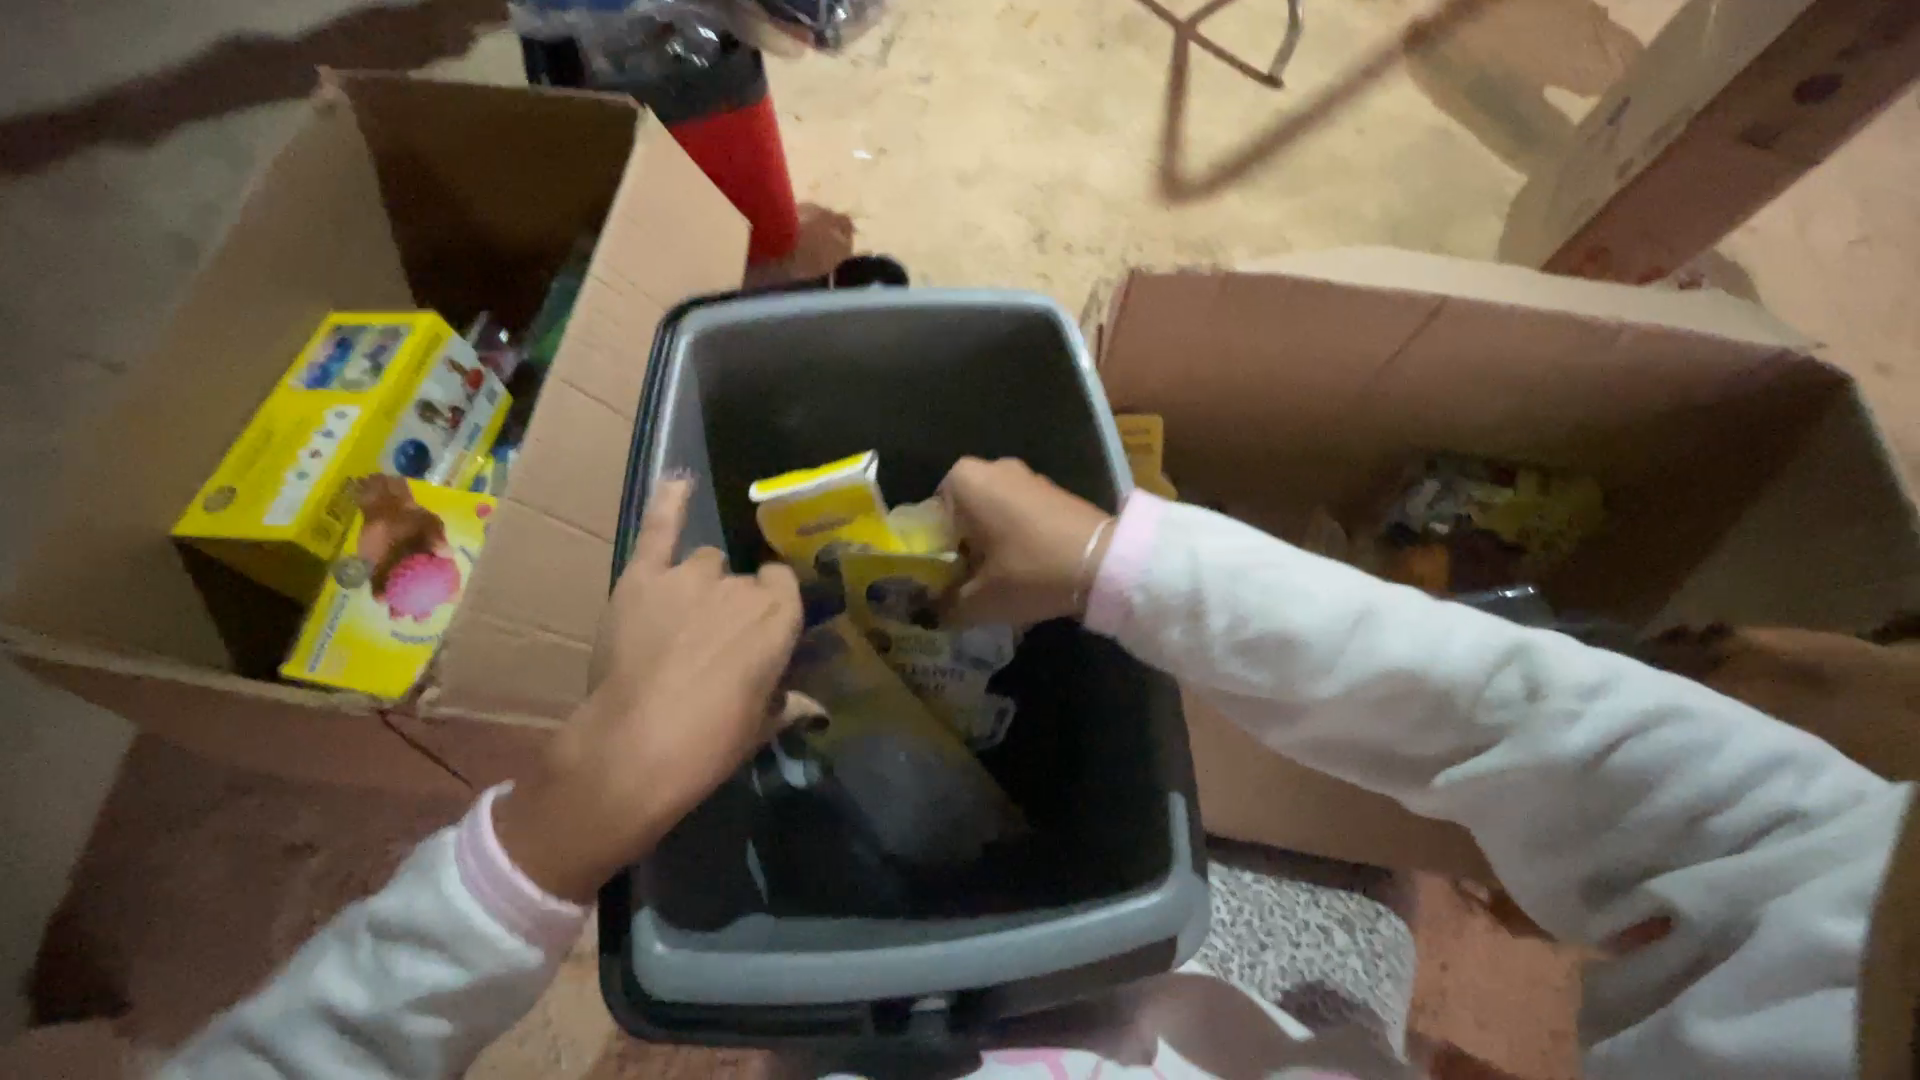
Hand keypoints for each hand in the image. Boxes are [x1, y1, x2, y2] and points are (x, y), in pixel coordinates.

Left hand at [495, 478, 803, 901]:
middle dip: (733, 604)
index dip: (769, 606)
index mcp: (780, 617)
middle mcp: (742, 587)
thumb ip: (786, 703)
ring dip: (700, 582)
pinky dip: (669, 504)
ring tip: (681, 616)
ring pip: (705, 562)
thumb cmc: (711, 743)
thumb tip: (813, 708)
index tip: (757, 630)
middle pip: (743, 579)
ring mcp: (690, 577)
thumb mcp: (759, 727)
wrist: (636, 747)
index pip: (783, 585)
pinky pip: (660, 529)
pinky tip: (679, 481)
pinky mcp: (643, 578)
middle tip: (714, 642)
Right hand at [941, 457, 1113, 626]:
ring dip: (987, 546)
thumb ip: (945, 606)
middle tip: (963, 585)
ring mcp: (1027, 476)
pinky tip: (1023, 571)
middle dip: (959, 549)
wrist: (1104, 563)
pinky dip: (1014, 540)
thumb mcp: (979, 600)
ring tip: (993, 583)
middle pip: (959, 516)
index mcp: (962, 481)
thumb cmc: (1029, 571)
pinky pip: (1018, 516)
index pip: (927, 519)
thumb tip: (928, 613)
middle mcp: (992, 468)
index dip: (929, 555)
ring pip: (990, 516)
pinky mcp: (1053, 491)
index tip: (938, 584)